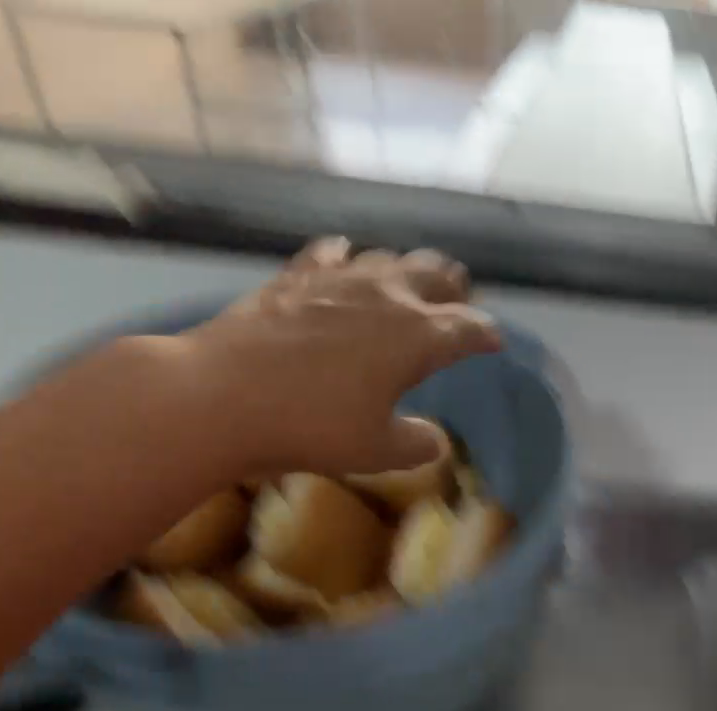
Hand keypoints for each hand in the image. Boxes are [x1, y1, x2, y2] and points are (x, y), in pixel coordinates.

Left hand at [155, 238, 501, 476]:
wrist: (221, 396)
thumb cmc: (312, 427)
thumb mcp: (377, 451)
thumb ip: (416, 443)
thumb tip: (436, 440)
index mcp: (417, 337)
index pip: (468, 327)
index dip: (487, 335)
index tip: (495, 342)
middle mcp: (386, 297)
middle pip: (436, 276)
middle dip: (455, 289)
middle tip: (460, 301)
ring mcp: (339, 280)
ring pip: (388, 258)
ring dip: (407, 269)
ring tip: (410, 281)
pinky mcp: (295, 277)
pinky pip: (330, 254)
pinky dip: (346, 256)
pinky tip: (345, 257)